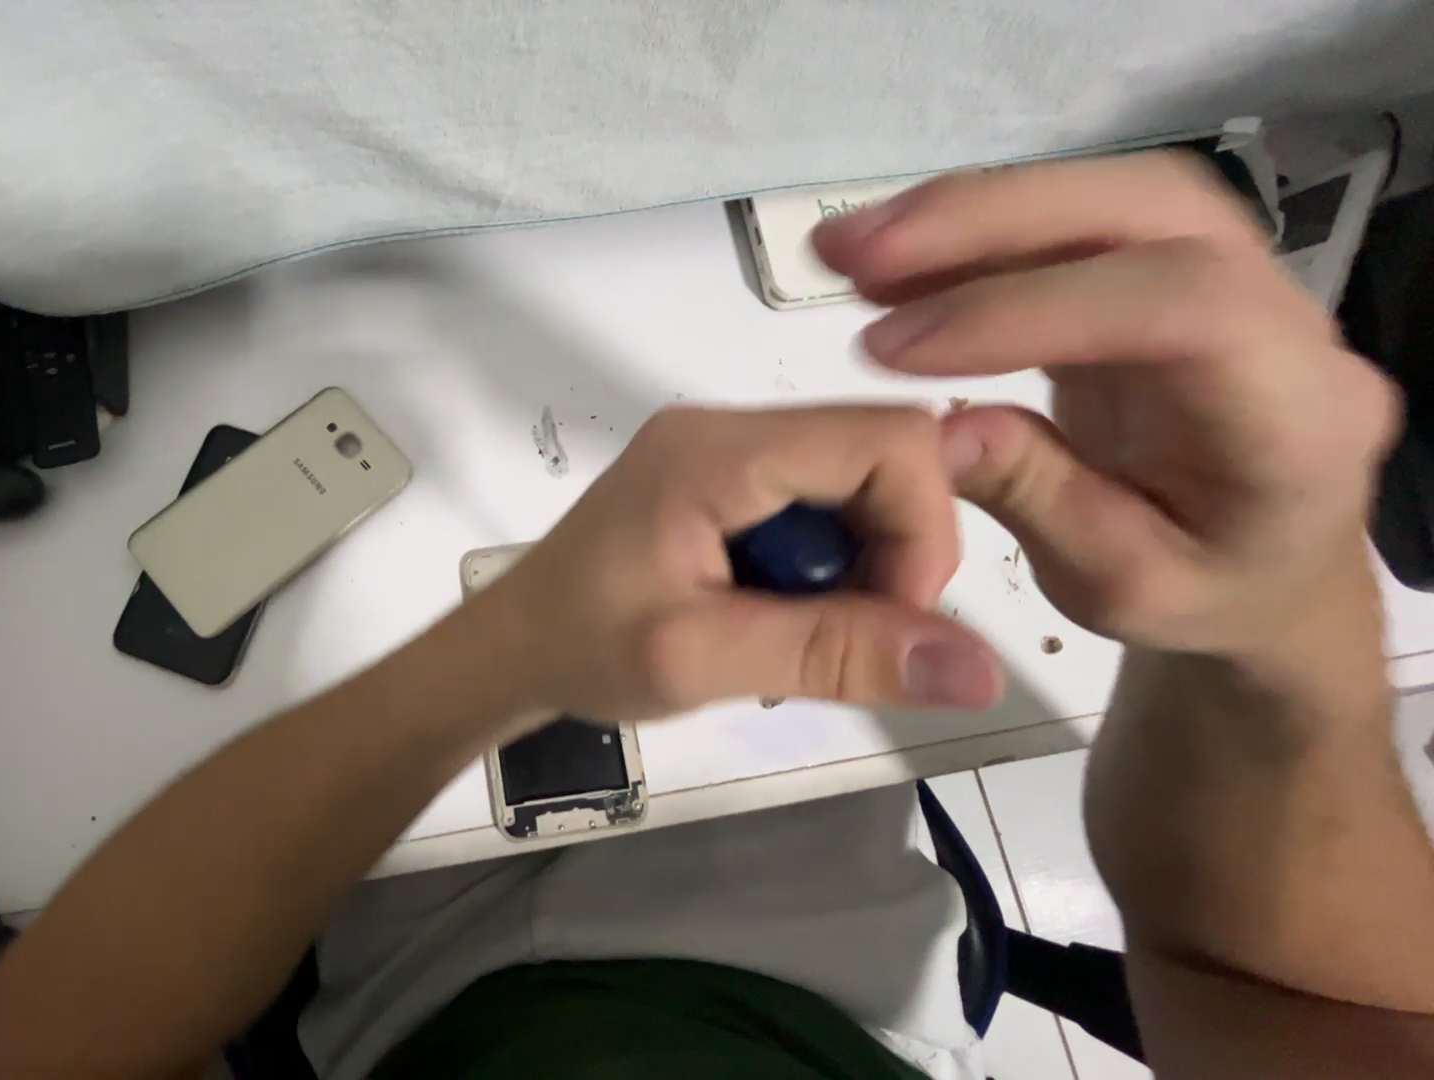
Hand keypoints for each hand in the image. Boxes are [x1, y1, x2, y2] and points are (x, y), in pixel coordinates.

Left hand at [477, 405, 1003, 722]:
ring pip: (847, 487)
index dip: (922, 531)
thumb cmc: (580, 648)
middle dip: (886, 556)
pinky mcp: (709, 483)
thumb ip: (834, 656)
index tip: (887, 621)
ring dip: (850, 569)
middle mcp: (721, 429)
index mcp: (714, 450)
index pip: (889, 439)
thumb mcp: (699, 659)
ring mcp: (713, 452)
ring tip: (788, 633)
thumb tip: (980, 667)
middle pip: (874, 459)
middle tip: (834, 639)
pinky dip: (814, 567)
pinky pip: (806, 505)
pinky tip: (768, 613)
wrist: (510, 646)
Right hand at [812, 153, 1400, 664]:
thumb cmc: (1200, 591)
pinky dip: (963, 240)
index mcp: (1291, 409)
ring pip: (1098, 201)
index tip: (886, 352)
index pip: (1178, 307)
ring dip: (958, 216)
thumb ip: (1036, 498)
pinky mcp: (1151, 285)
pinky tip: (883, 270)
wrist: (1261, 568)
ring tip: (842, 250)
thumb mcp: (1116, 581)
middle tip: (850, 255)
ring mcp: (1218, 284)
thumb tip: (931, 434)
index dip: (1025, 310)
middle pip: (1143, 211)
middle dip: (983, 222)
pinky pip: (1063, 235)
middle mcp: (1274, 316)